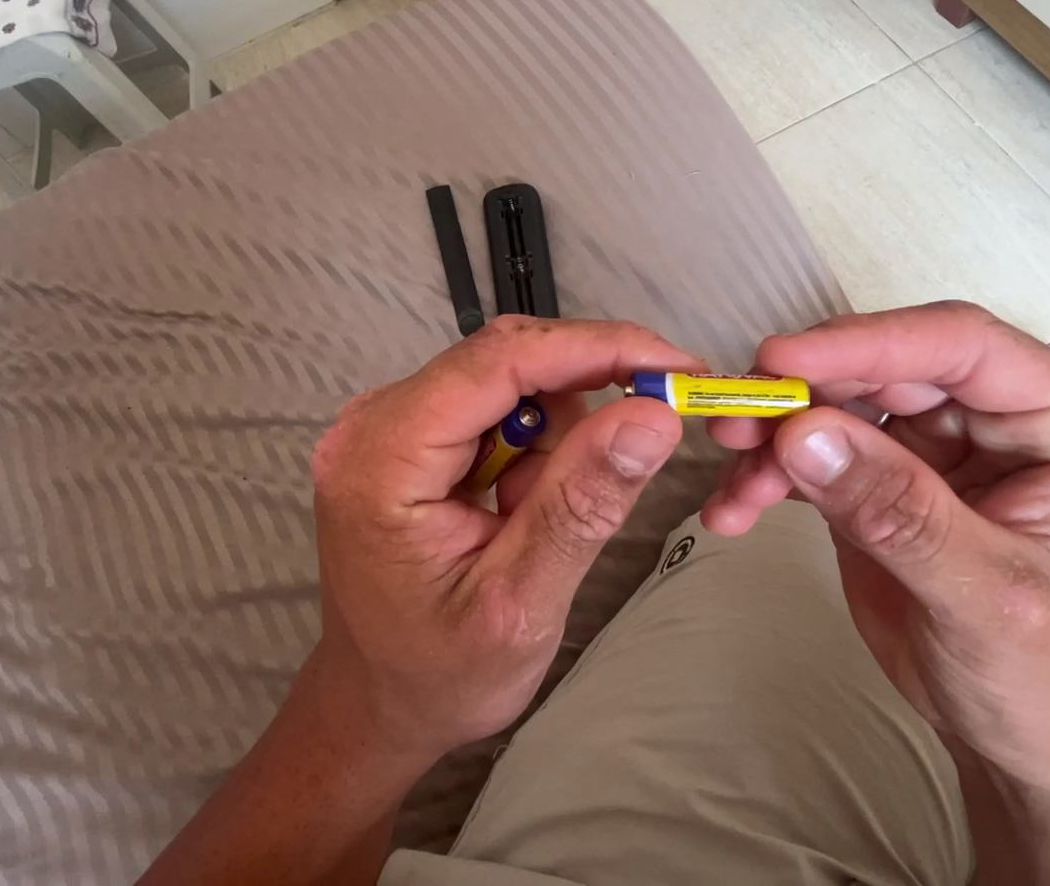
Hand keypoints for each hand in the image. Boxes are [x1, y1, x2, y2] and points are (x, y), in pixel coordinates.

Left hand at [308, 315, 699, 763]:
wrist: (378, 702)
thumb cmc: (439, 674)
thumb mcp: (521, 604)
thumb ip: (582, 505)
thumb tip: (653, 416)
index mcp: (382, 457)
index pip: (498, 360)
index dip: (595, 347)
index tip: (677, 367)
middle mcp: (373, 419)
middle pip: (502, 357)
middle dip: (582, 394)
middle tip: (639, 443)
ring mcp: (386, 421)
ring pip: (506, 377)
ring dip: (552, 435)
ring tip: (536, 518)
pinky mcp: (407, 432)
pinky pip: (492, 403)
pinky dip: (531, 445)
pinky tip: (518, 506)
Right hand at [703, 302, 1049, 797]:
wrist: (1023, 745)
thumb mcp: (985, 598)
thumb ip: (898, 512)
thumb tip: (799, 433)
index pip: (962, 347)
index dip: (868, 343)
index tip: (778, 360)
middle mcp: (995, 415)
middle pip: (883, 370)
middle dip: (801, 394)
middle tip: (730, 421)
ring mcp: (931, 444)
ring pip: (833, 405)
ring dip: (772, 437)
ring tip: (732, 485)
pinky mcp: (878, 476)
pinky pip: (809, 453)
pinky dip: (766, 476)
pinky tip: (733, 511)